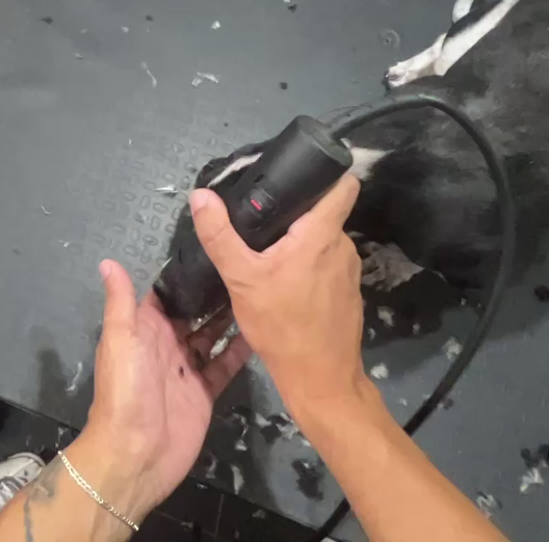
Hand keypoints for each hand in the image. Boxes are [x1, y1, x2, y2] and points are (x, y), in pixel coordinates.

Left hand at [82, 259, 251, 512]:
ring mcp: (187, 368)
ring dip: (229, 318)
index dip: (184, 276)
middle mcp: (166, 343)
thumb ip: (120, 300)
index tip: (211, 250)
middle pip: (192, 313)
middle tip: (244, 269)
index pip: (166, 294)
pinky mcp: (205, 392)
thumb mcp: (120, 338)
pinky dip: (240, 351)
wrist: (136, 453)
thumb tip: (107, 260)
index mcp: (144, 327)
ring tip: (255, 293)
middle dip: (212, 294)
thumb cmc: (125, 389)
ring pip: (211, 336)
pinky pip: (224, 366)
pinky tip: (261, 331)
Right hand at [187, 175, 376, 413]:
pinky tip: (282, 276)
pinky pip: (325, 261)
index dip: (326, 169)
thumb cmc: (283, 325)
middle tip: (259, 212)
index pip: (342, 184)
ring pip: (322, 237)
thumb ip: (219, 235)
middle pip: (322, 210)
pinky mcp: (346, 292)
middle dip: (294, 208)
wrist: (320, 382)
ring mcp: (348, 271)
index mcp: (322, 234)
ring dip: (298, 237)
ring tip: (266, 244)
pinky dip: (306, 260)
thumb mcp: (241, 278)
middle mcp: (341, 246)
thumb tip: (200, 195)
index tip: (297, 165)